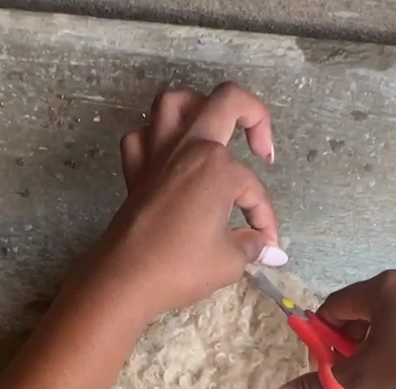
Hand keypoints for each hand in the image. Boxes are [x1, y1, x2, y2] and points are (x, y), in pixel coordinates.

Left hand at [83, 83, 286, 321]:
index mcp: (217, 167)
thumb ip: (253, 247)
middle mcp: (188, 148)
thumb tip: (270, 249)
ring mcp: (157, 155)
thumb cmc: (179, 269)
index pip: (253, 189)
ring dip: (198, 107)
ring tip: (212, 132)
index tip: (267, 246)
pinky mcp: (134, 171)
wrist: (124, 281)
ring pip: (174, 103)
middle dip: (255, 117)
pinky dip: (154, 139)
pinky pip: (141, 137)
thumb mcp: (228, 262)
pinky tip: (167, 156)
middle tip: (261, 150)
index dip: (265, 219)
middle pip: (228, 101)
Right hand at [261, 269, 395, 388]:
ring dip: (380, 346)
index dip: (324, 339)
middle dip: (354, 344)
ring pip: (392, 319)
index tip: (332, 366)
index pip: (334, 306)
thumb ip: (314, 388)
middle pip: (364, 310)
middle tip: (361, 375)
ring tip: (390, 378)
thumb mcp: (360, 381)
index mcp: (383, 287)